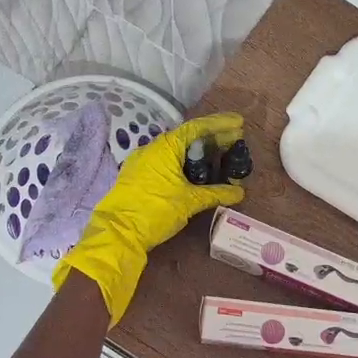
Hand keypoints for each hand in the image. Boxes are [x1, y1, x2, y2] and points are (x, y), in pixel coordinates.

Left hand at [54, 113, 247, 324]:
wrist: (118, 234)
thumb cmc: (155, 211)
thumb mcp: (190, 202)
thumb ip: (216, 193)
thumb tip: (240, 192)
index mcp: (165, 147)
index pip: (197, 128)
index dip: (220, 124)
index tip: (239, 124)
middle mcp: (152, 148)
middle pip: (187, 137)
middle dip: (212, 140)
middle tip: (234, 143)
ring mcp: (143, 162)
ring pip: (176, 151)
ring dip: (198, 154)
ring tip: (220, 158)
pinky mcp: (138, 176)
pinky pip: (166, 162)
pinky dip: (184, 164)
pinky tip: (197, 173)